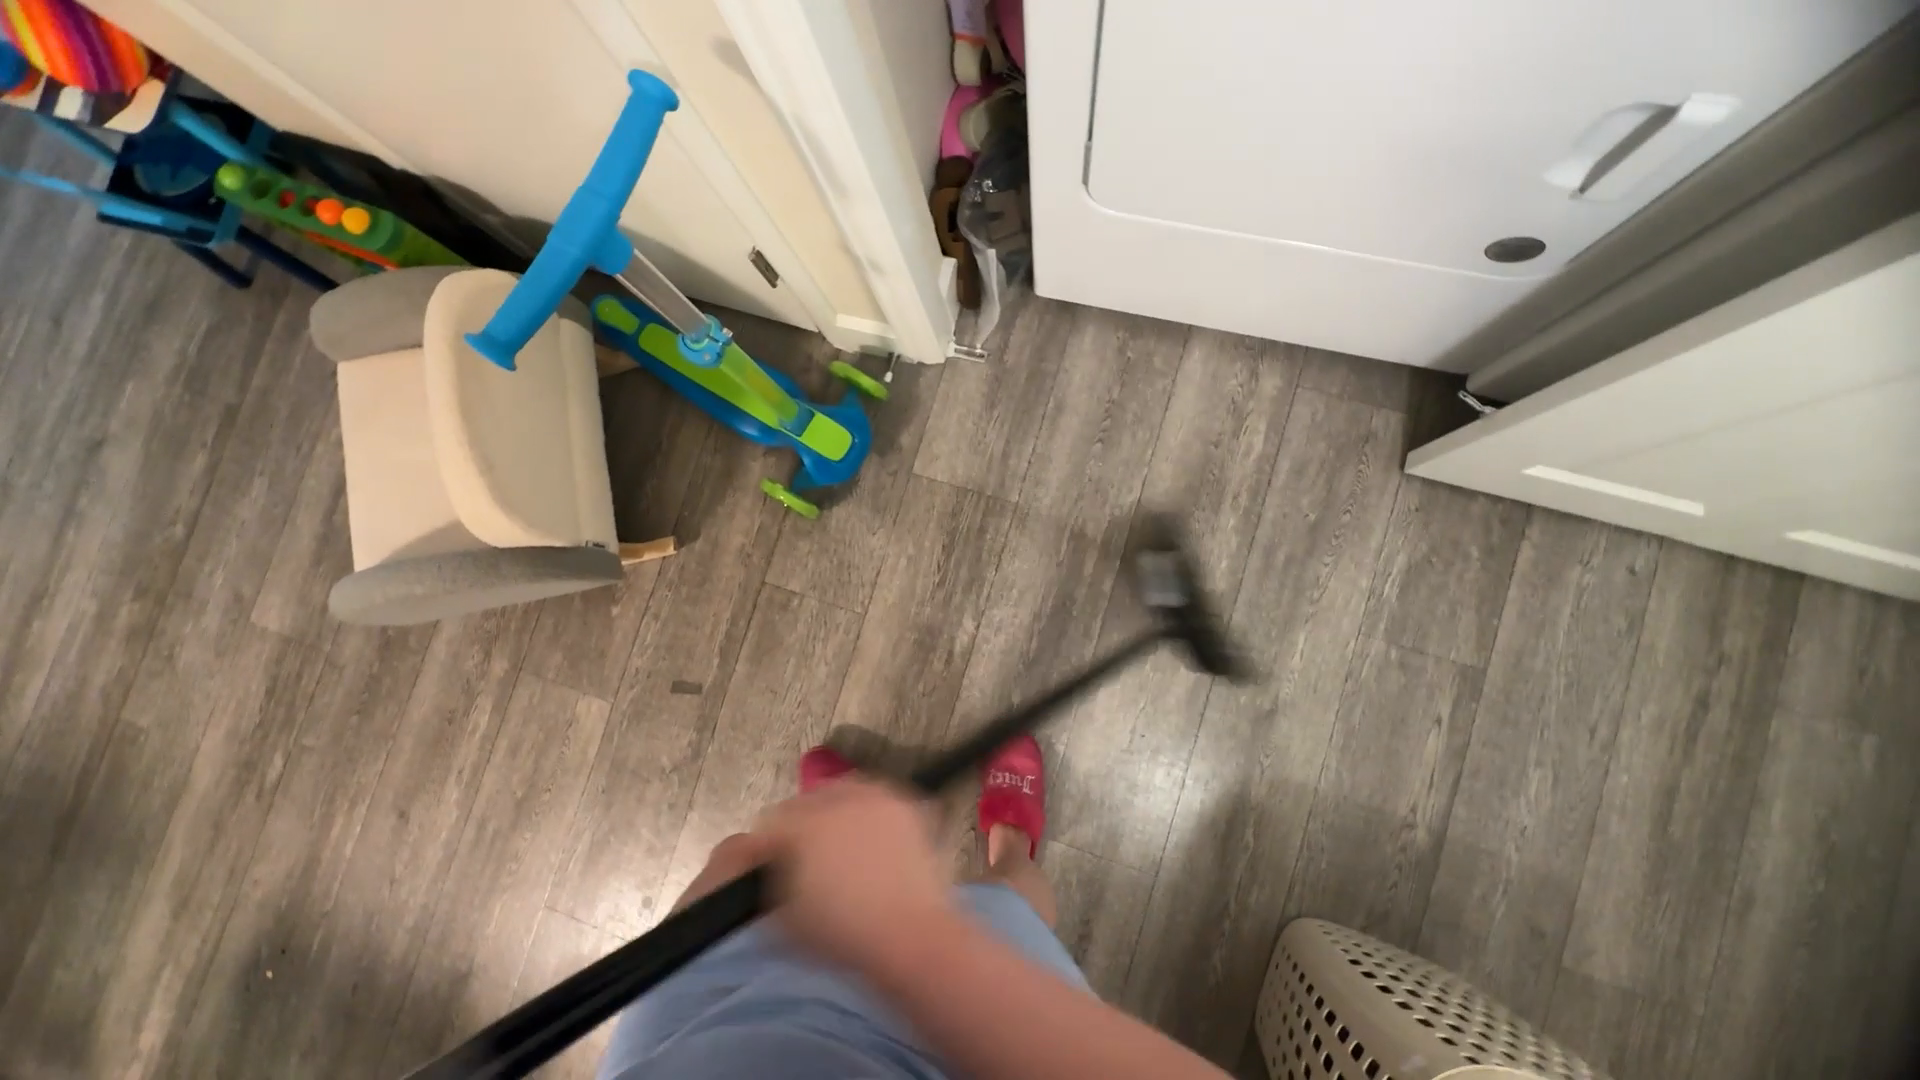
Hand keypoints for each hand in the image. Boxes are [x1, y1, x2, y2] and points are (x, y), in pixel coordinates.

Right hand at [750, 778, 957, 975]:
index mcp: (800, 826)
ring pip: (839, 791)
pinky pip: (874, 797)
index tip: (770, 866)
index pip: (769, 823)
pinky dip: (865, 811)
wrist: (909, 934)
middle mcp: (835, 801)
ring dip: (831, 811)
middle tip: (804, 855)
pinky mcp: (901, 806)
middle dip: (798, 825)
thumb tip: (771, 870)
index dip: (766, 847)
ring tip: (837, 840)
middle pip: (803, 802)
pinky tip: (867, 836)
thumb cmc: (842, 934)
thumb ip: (769, 885)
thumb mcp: (785, 921)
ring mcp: (872, 798)